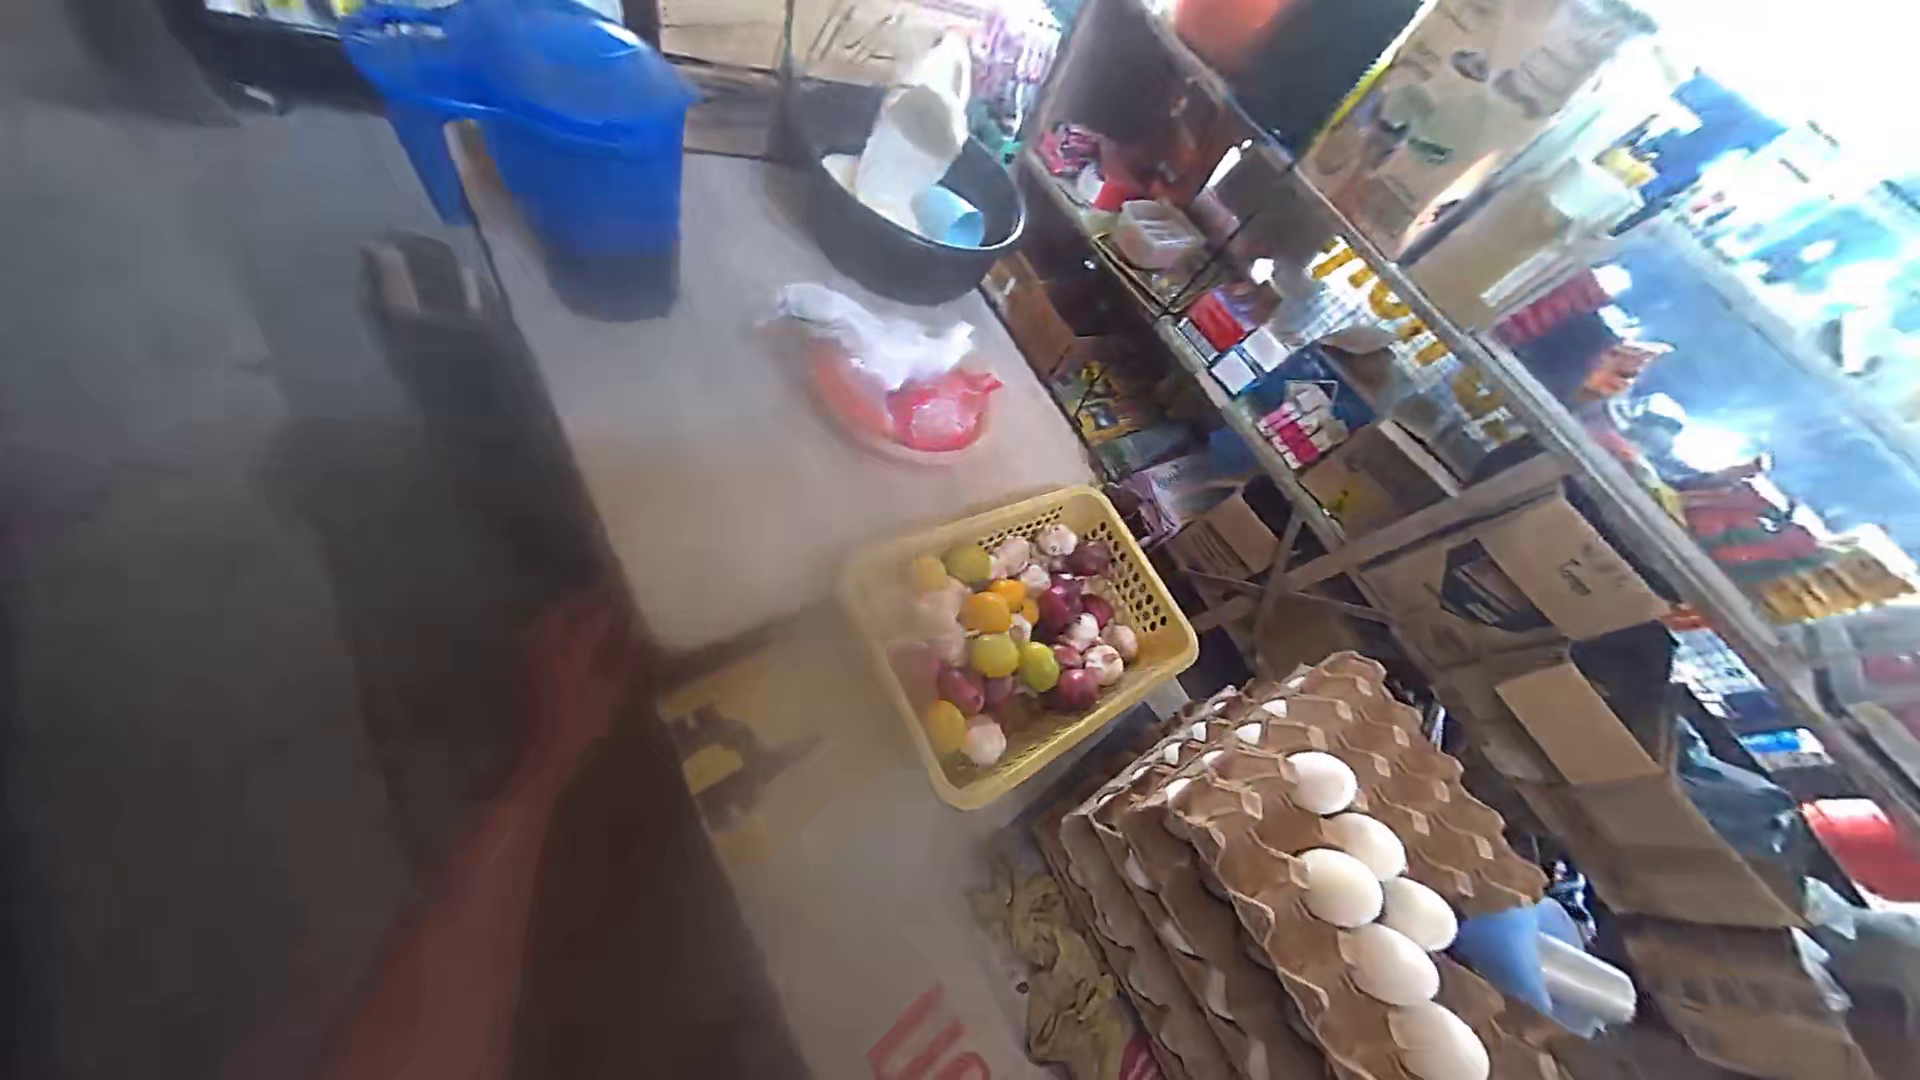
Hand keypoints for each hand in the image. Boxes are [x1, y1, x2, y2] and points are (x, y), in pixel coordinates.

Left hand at [519, 591, 635, 790]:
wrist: (543, 759)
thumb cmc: (584, 726)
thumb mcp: (614, 692)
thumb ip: (625, 659)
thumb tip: (635, 634)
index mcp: (571, 652)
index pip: (591, 618)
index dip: (607, 606)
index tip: (620, 597)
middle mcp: (546, 651)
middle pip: (557, 615)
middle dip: (577, 603)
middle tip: (597, 599)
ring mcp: (530, 663)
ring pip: (543, 627)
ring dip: (563, 617)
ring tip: (583, 616)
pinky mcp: (523, 676)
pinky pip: (537, 643)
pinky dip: (553, 634)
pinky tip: (569, 642)